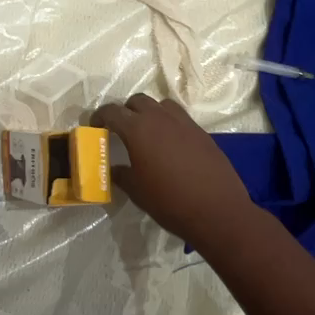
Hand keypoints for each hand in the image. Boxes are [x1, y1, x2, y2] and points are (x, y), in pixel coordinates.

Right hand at [94, 93, 253, 242]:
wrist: (218, 212)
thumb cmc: (170, 201)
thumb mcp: (137, 191)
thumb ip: (121, 175)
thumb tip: (114, 170)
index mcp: (137, 129)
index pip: (111, 112)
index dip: (99, 117)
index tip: (95, 127)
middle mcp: (159, 118)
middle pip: (137, 101)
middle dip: (126, 111)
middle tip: (122, 130)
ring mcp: (184, 123)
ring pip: (161, 105)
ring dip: (150, 113)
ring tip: (148, 132)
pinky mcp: (202, 133)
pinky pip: (180, 119)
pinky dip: (170, 124)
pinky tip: (171, 145)